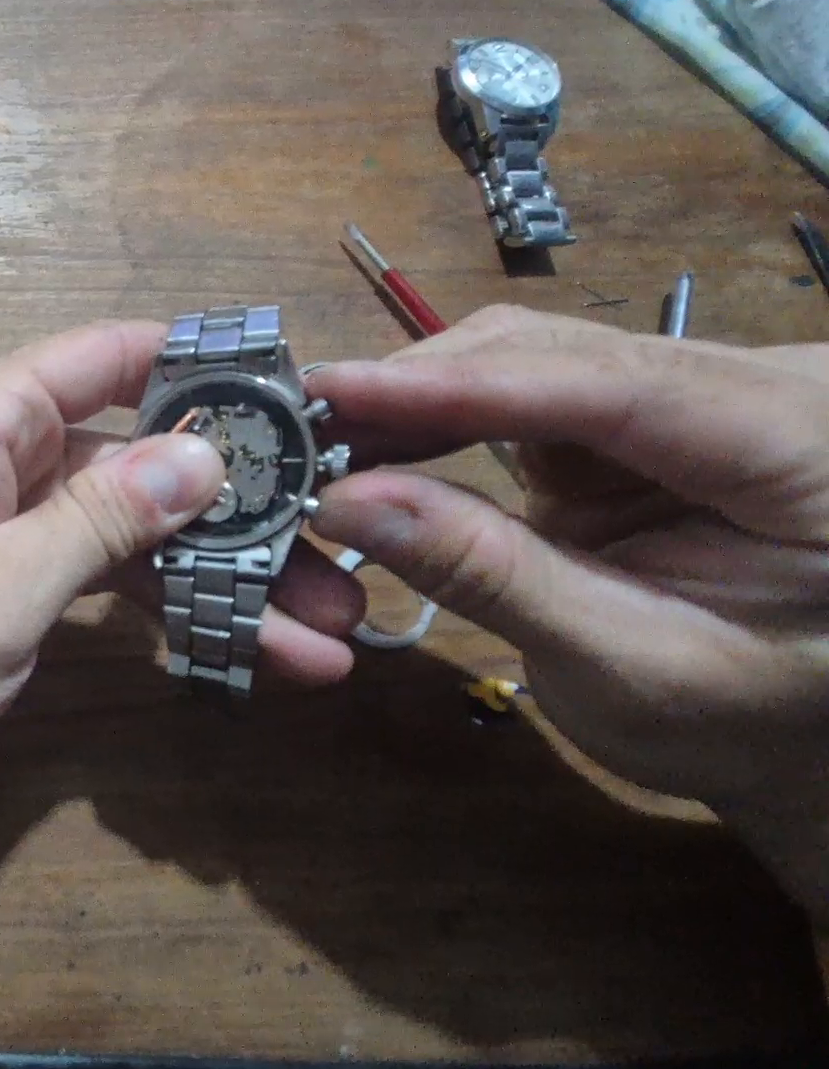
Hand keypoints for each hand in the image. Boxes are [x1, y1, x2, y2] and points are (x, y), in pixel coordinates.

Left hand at [0, 321, 362, 774]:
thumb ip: (98, 521)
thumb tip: (201, 453)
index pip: (110, 356)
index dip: (207, 369)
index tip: (304, 405)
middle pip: (138, 450)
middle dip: (236, 506)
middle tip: (337, 562)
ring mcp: (4, 509)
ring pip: (128, 518)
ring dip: (213, 571)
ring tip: (316, 629)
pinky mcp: (4, 561)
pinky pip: (94, 562)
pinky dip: (155, 598)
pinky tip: (234, 643)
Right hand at [306, 305, 828, 913]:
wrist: (799, 721)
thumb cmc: (745, 718)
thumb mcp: (622, 665)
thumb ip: (490, 575)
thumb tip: (344, 503)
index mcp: (811, 446)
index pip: (610, 386)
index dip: (454, 385)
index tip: (328, 390)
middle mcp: (751, 387)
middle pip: (548, 350)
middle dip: (412, 387)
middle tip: (295, 432)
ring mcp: (682, 394)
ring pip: (514, 359)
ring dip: (406, 402)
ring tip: (315, 443)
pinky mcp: (623, 418)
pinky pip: (504, 393)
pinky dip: (424, 422)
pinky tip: (368, 448)